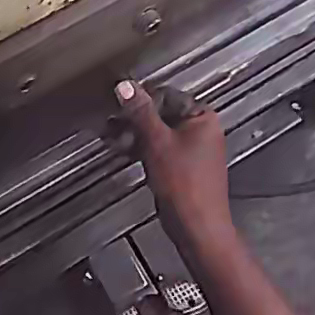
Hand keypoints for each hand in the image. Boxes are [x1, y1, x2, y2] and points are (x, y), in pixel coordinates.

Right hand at [115, 80, 234, 242]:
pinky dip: (141, 147)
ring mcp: (191, 148)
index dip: (141, 99)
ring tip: (112, 135)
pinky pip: (158, 148)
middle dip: (134, 119)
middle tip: (112, 121)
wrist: (196, 226)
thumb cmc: (187, 188)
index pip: (166, 94)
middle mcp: (201, 130)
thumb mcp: (157, 142)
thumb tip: (126, 88)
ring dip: (134, 133)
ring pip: (157, 132)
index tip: (119, 102)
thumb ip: (140, 112)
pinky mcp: (181, 165)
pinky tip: (123, 149)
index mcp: (202, 117)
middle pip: (160, 113)